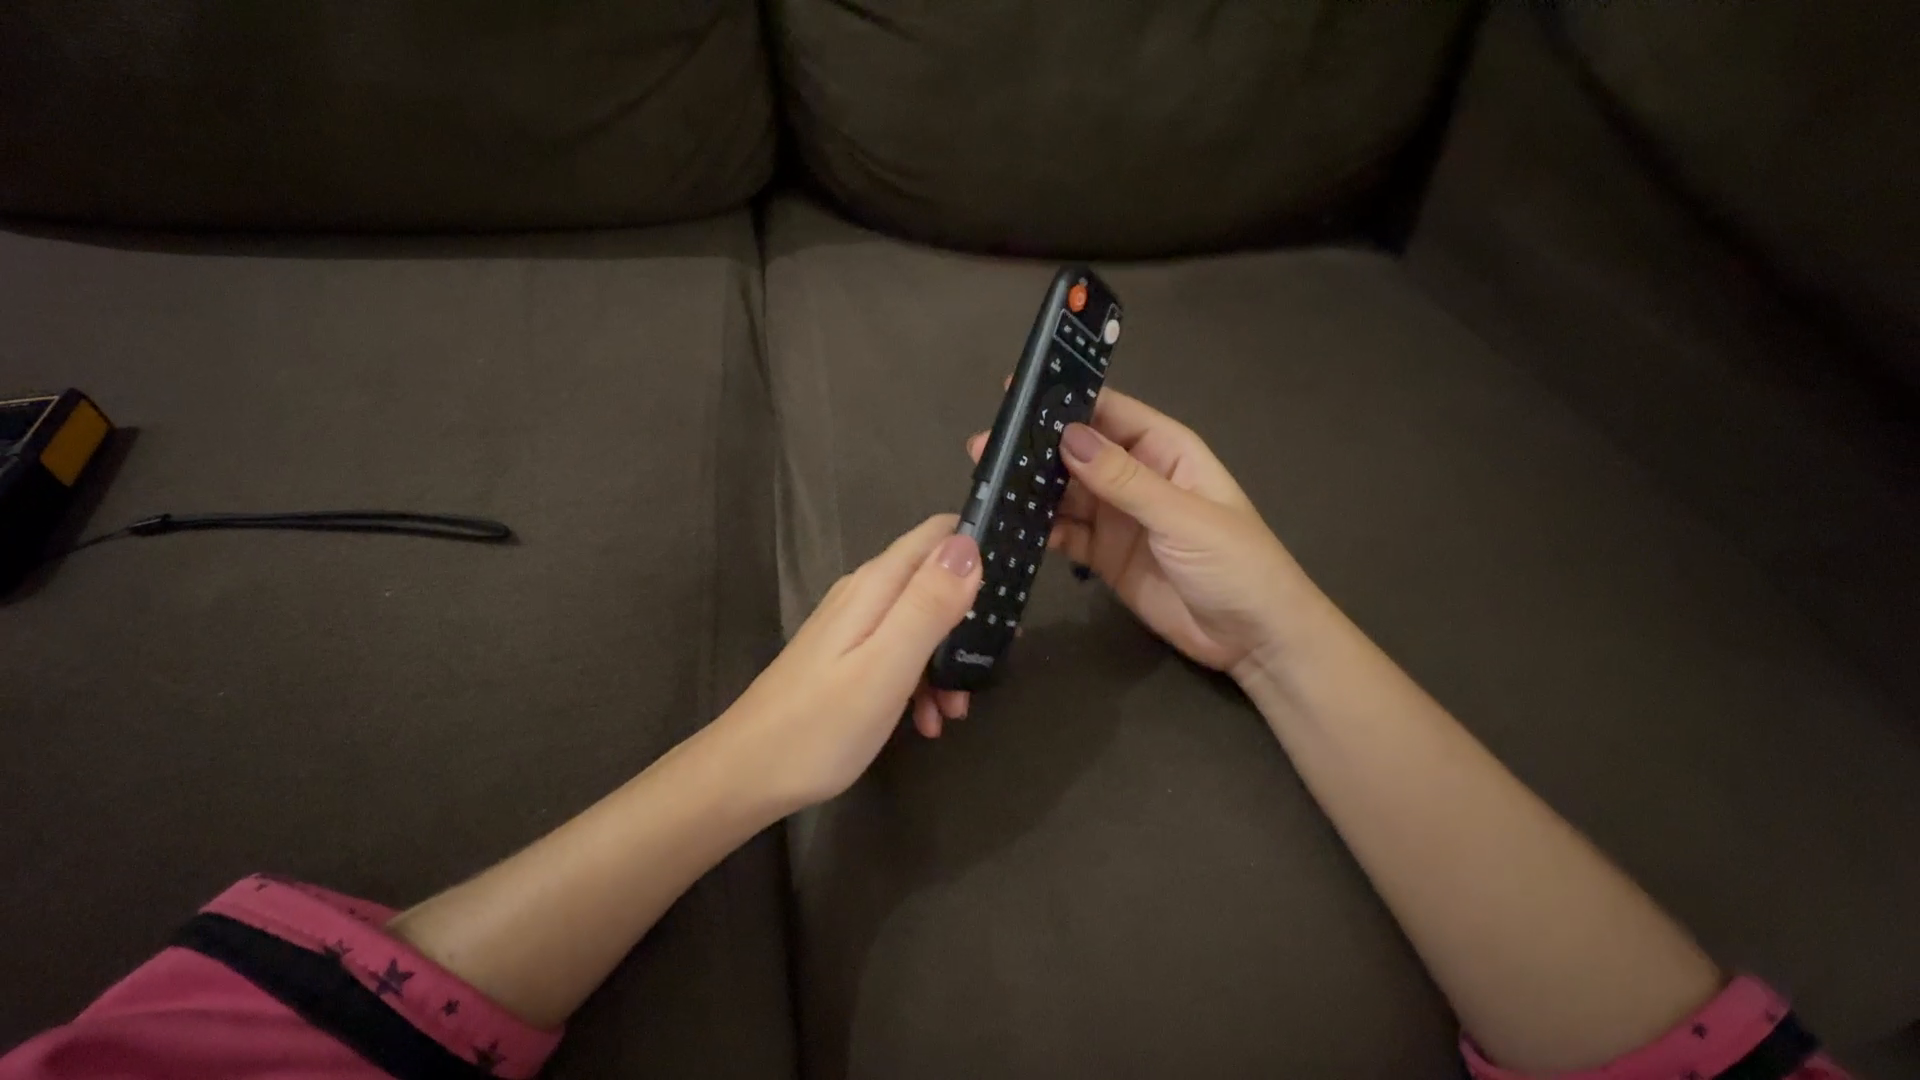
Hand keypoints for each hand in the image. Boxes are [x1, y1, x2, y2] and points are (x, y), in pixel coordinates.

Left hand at [720, 515, 980, 810]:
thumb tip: (969, 544)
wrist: (746, 776)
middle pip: (936, 580)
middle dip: (971, 618)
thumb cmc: (821, 725)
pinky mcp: (846, 660)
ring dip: (948, 661)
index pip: (938, 534)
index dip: (981, 545)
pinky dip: (921, 682)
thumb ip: (929, 603)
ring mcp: (853, 628)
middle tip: (994, 663)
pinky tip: (925, 723)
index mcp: (876, 586)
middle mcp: (864, 595)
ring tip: (956, 711)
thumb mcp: (888, 666)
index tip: (1018, 580)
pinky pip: (900, 655)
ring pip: (922, 623)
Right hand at [966, 387, 1317, 679]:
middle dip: (1036, 448)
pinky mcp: (1104, 556)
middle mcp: (1135, 477)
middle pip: (1078, 453)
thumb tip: (1069, 437)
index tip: (1018, 394)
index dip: (1066, 401)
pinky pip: (1065, 534)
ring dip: (1031, 489)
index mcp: (1164, 451)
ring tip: (991, 483)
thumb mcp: (1183, 516)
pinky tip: (1010, 526)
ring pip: (1065, 493)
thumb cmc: (1237, 564)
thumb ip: (1125, 480)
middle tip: (985, 447)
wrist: (1253, 639)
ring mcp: (1117, 518)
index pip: (1109, 414)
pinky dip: (1039, 531)